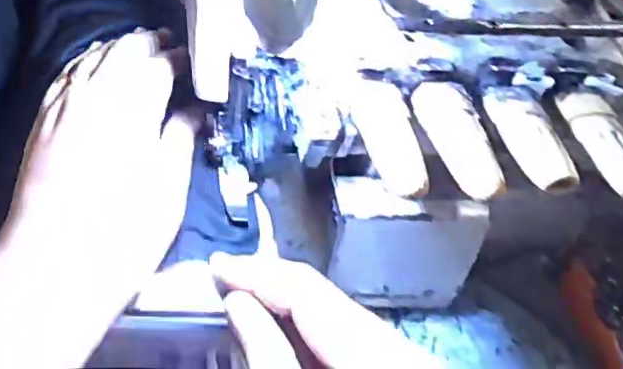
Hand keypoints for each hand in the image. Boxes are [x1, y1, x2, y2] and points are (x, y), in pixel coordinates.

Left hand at [0, 30, 199, 367]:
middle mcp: (99, 91)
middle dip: (151, 42)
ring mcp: (66, 103)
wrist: (47, 271)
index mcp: (136, 104)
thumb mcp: (169, 190)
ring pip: (96, 54)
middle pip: (127, 48)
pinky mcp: (42, 119)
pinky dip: (87, 60)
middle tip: (168, 45)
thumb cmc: (121, 235)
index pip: (162, 63)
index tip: (191, 61)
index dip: (179, 57)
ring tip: (138, 49)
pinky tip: (95, 64)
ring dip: (120, 47)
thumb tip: (193, 109)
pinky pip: (68, 73)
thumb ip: (181, 138)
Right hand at [212, 253, 441, 368]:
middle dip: (271, 291)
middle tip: (224, 282)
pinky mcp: (401, 364)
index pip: (308, 286)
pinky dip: (315, 340)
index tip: (216, 264)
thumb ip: (272, 360)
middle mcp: (401, 342)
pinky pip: (353, 342)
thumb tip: (238, 301)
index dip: (257, 271)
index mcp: (381, 347)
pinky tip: (288, 341)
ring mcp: (406, 354)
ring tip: (246, 304)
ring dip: (290, 315)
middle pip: (323, 299)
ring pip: (337, 320)